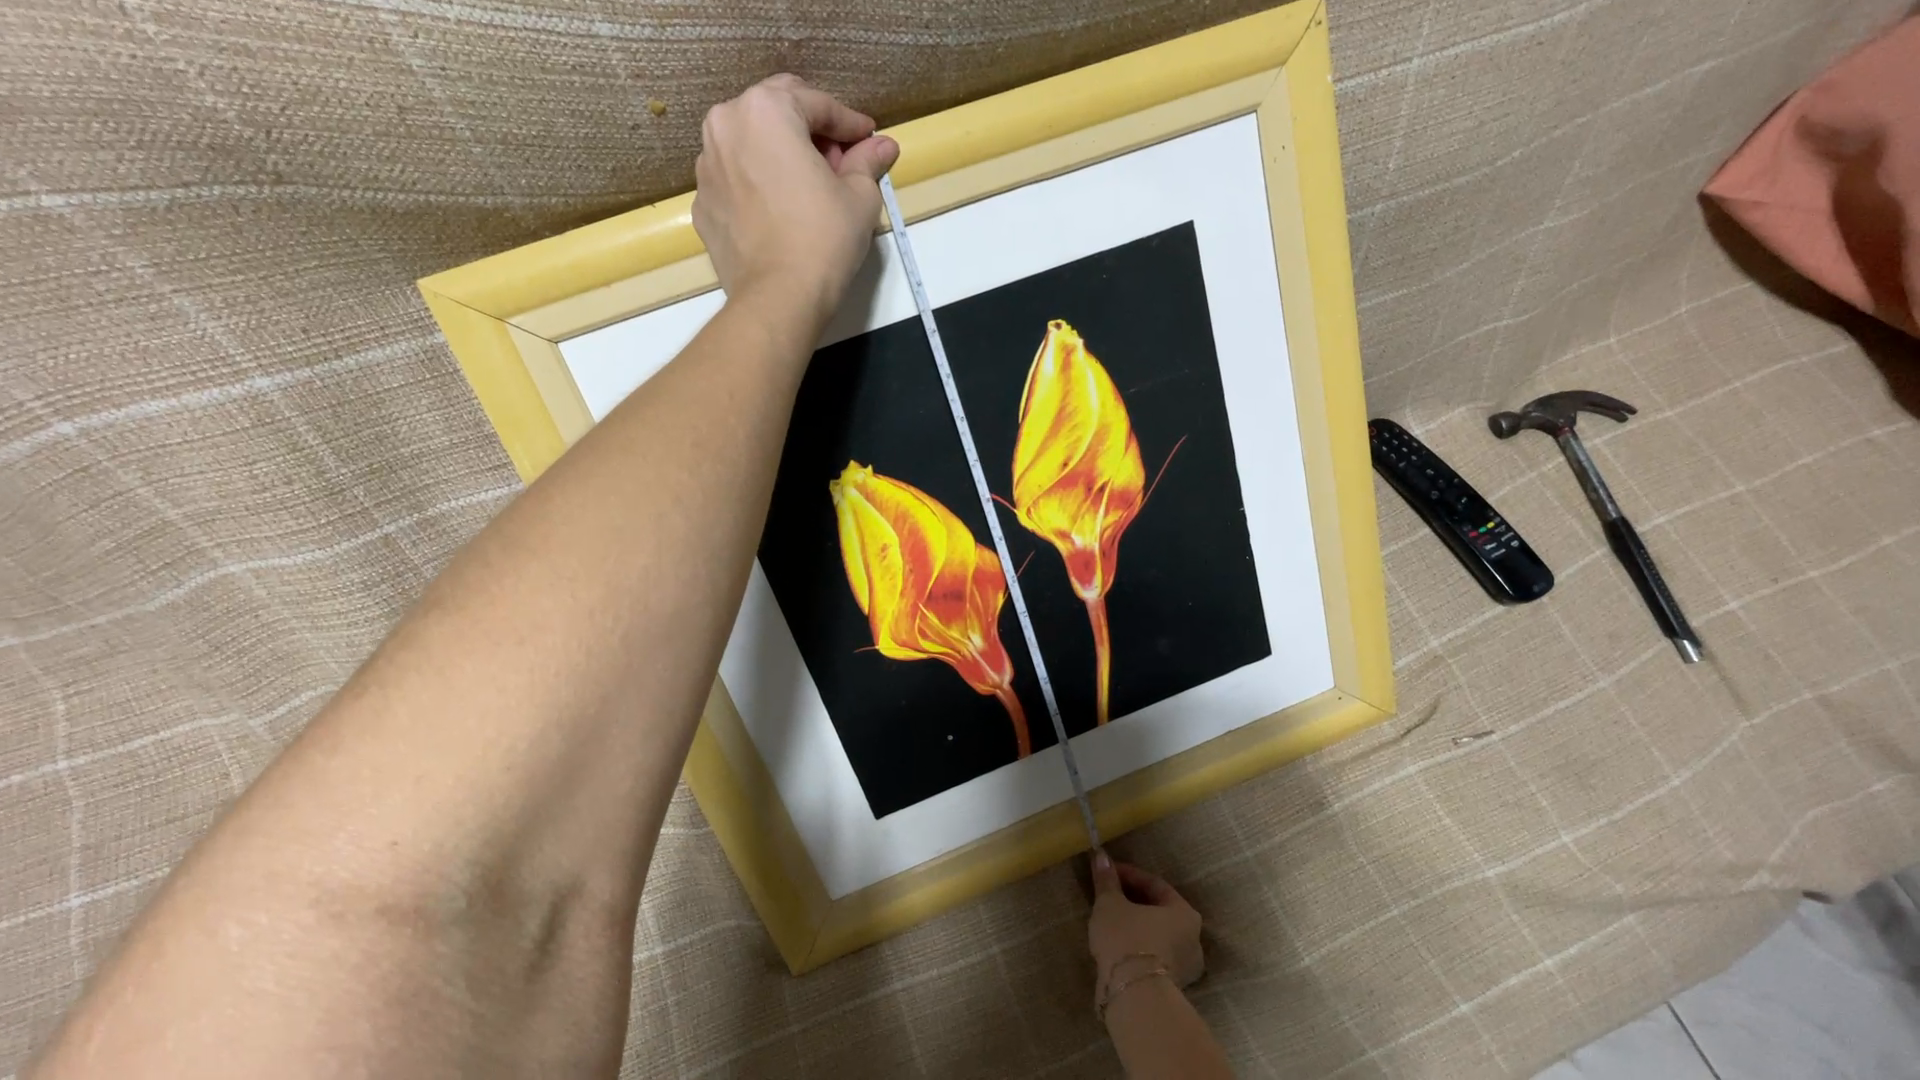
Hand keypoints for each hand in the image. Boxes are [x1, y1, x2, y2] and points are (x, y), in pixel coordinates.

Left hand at [692, 74, 899, 327]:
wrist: (778, 297)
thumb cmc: (824, 239)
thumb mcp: (859, 196)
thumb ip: (867, 161)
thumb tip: (883, 145)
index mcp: (765, 111)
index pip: (817, 104)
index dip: (849, 123)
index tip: (869, 138)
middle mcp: (725, 126)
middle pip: (776, 113)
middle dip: (810, 130)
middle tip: (839, 160)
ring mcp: (706, 167)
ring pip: (750, 144)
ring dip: (780, 154)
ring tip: (809, 186)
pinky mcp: (702, 205)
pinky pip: (735, 181)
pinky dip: (758, 185)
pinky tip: (781, 212)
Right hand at [1088, 850, 1204, 1001]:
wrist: (1133, 997)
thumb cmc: (1126, 939)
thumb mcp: (1110, 904)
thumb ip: (1107, 880)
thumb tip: (1101, 855)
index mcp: (1185, 913)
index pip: (1155, 885)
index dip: (1128, 875)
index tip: (1107, 871)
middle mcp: (1193, 938)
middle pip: (1159, 910)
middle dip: (1133, 900)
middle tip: (1108, 894)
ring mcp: (1186, 966)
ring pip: (1157, 935)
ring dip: (1136, 924)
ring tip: (1110, 920)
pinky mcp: (1172, 987)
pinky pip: (1153, 956)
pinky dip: (1137, 946)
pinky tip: (1117, 944)